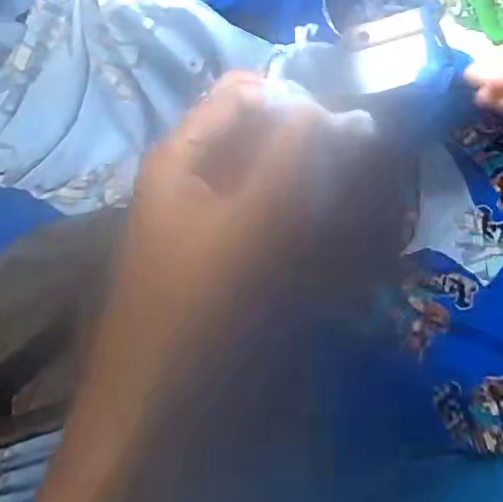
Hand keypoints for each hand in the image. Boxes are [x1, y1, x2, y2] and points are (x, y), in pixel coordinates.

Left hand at [103, 72, 330, 360]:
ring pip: (264, 168)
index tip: (339, 125)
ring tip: (346, 195)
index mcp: (180, 154)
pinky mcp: (223, 246)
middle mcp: (190, 172)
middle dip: (303, 137)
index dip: (290, 98)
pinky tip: (326, 229)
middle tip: (351, 162)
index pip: (240, 93)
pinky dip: (295, 208)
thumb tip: (341, 112)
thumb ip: (292, 159)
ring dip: (305, 174)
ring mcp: (206, 210)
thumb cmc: (193, 306)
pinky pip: (265, 207)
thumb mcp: (247, 224)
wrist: (151, 409)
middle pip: (253, 129)